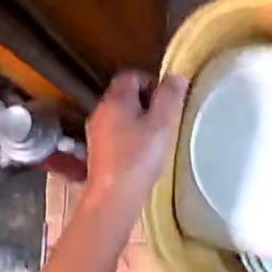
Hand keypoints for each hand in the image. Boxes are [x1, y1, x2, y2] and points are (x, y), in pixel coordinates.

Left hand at [80, 71, 187, 222]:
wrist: (113, 196)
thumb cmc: (139, 157)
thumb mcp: (162, 123)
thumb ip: (170, 96)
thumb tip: (175, 75)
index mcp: (115, 98)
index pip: (131, 75)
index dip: (152, 82)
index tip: (167, 101)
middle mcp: (100, 109)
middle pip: (125, 93)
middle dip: (146, 102)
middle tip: (164, 120)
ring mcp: (95, 130)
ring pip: (120, 113)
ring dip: (138, 120)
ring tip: (155, 137)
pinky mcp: (96, 149)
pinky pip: (115, 131)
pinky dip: (129, 135)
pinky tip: (140, 152)